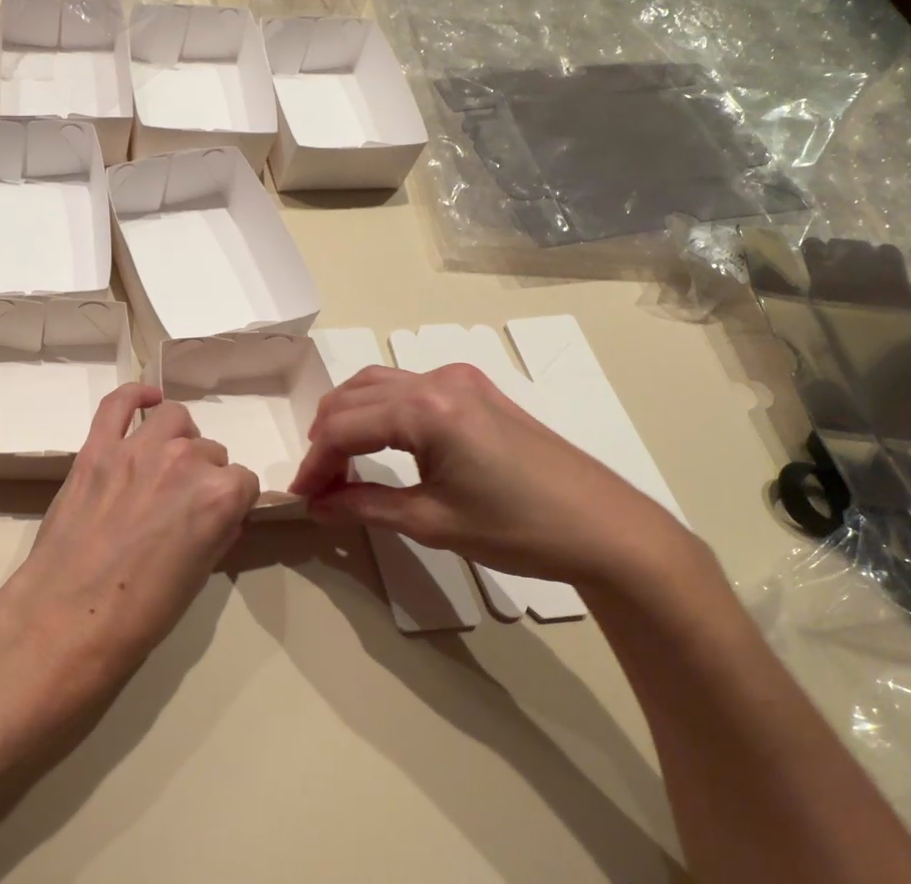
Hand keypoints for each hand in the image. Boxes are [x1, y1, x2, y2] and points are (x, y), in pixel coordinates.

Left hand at [0, 384, 259, 680]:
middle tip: (181, 504)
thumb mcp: (201, 574)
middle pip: (210, 451)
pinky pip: (118, 403)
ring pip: (173, 418)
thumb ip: (217, 531)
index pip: (243, 481)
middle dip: (203, 475)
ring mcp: (136, 449)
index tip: (218, 517)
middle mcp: (185, 461)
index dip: (232, 501)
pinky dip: (135, 395)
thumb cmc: (143, 609)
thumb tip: (223, 515)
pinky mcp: (96, 448)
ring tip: (166, 461)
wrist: (71, 613)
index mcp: (221, 496)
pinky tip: (145, 399)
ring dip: (178, 436)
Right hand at [290, 363, 691, 588]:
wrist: (609, 531)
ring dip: (349, 418)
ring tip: (339, 462)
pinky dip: (380, 411)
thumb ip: (364, 505)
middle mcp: (438, 380)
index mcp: (426, 410)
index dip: (314, 463)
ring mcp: (461, 380)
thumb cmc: (519, 530)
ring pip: (378, 385)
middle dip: (326, 439)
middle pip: (353, 398)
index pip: (343, 428)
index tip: (300, 496)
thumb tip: (317, 504)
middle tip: (318, 484)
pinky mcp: (478, 390)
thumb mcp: (431, 522)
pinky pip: (408, 388)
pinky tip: (379, 443)